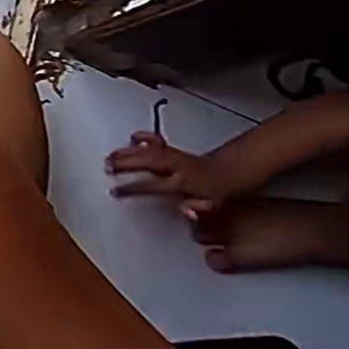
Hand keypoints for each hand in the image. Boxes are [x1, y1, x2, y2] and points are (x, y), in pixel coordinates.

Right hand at [105, 132, 236, 199]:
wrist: (242, 170)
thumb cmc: (230, 190)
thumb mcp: (219, 206)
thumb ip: (199, 209)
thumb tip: (184, 210)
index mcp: (184, 182)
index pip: (149, 185)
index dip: (130, 188)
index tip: (116, 191)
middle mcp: (176, 166)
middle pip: (141, 162)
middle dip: (121, 164)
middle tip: (106, 168)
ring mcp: (175, 155)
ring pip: (143, 150)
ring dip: (124, 152)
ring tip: (110, 156)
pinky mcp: (175, 149)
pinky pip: (154, 140)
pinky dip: (141, 138)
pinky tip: (133, 139)